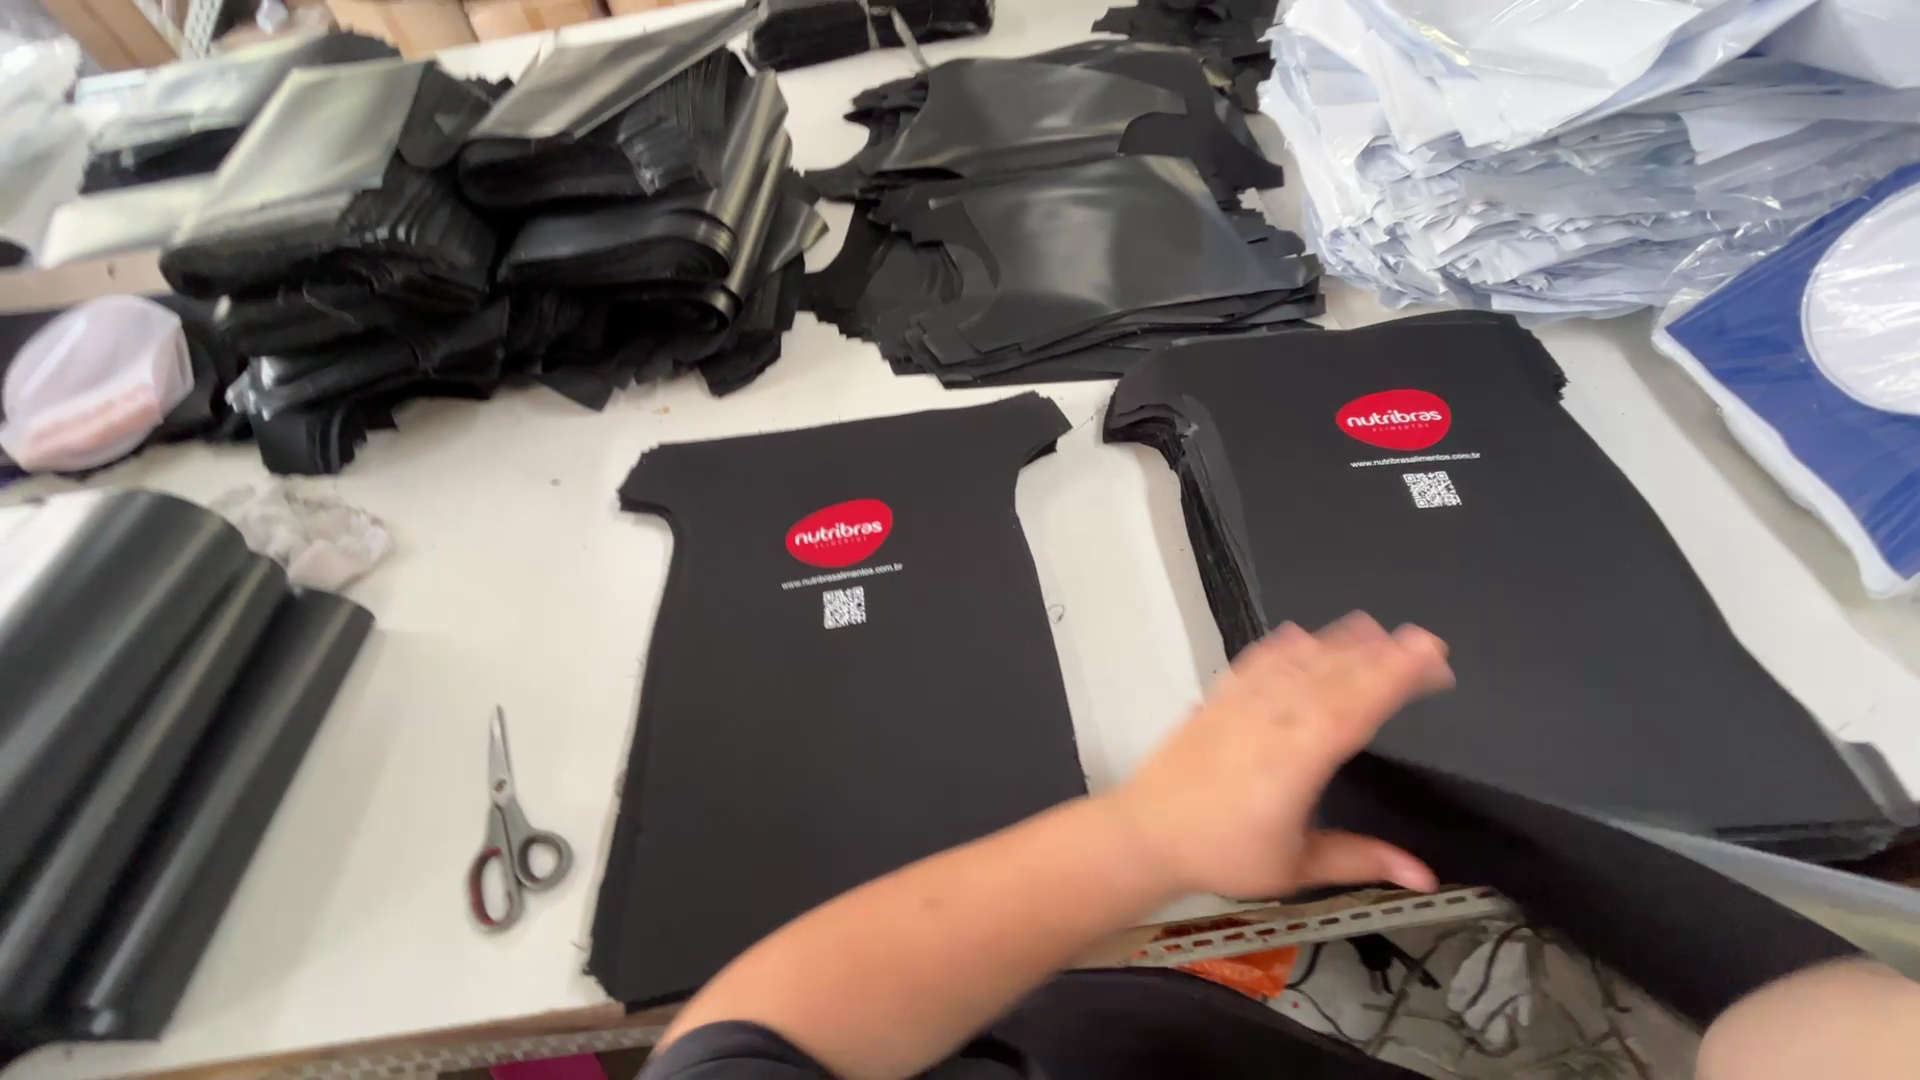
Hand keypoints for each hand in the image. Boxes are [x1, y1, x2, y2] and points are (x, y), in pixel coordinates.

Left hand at [1103, 613, 1452, 899]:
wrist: (1145, 834)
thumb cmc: (1218, 852)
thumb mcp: (1294, 866)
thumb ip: (1359, 858)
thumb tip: (1421, 873)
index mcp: (1295, 760)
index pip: (1355, 709)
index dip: (1394, 678)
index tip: (1428, 656)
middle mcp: (1268, 723)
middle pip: (1330, 678)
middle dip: (1378, 654)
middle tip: (1420, 640)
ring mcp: (1237, 708)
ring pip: (1293, 665)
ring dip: (1333, 643)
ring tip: (1370, 627)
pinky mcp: (1213, 703)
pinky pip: (1251, 666)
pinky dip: (1277, 648)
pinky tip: (1296, 635)